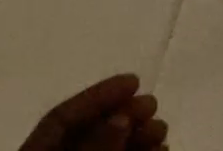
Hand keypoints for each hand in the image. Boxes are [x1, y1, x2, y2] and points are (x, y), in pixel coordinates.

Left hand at [20, 73, 168, 150]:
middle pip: (88, 131)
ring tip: (161, 130)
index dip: (97, 96)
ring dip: (138, 136)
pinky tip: (161, 149)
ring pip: (107, 150)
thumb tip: (123, 114)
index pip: (61, 117)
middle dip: (125, 116)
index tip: (135, 80)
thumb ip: (94, 147)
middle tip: (153, 105)